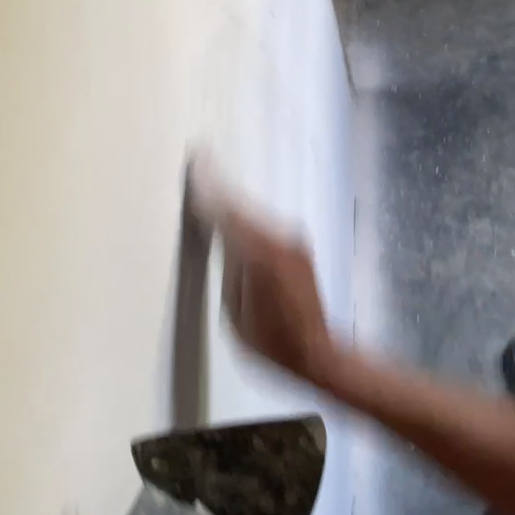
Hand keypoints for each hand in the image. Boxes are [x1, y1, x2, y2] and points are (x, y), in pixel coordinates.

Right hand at [188, 160, 340, 385]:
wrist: (317, 352)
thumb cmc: (271, 342)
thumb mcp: (234, 312)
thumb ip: (229, 269)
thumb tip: (226, 240)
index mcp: (261, 254)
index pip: (228, 213)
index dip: (209, 189)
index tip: (196, 164)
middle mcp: (281, 239)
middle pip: (241, 208)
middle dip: (218, 189)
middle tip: (199, 161)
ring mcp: (293, 241)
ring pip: (253, 216)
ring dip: (233, 205)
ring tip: (209, 185)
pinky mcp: (298, 246)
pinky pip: (264, 226)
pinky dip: (246, 219)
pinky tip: (233, 217)